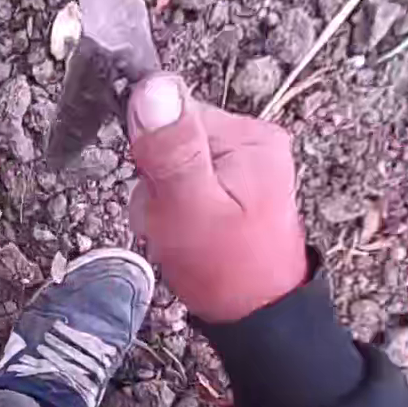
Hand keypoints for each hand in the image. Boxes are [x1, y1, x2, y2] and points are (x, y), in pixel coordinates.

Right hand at [126, 74, 307, 322]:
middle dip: (157, 185)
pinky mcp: (232, 186)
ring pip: (170, 166)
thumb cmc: (228, 271)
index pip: (173, 115)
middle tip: (172, 221)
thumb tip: (152, 87)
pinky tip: (186, 233)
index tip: (161, 191)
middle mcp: (250, 142)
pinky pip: (181, 185)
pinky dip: (173, 211)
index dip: (151, 156)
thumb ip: (172, 152)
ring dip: (161, 202)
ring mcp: (242, 165)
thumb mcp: (192, 210)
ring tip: (180, 233)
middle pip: (170, 140)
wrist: (256, 318)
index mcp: (248, 138)